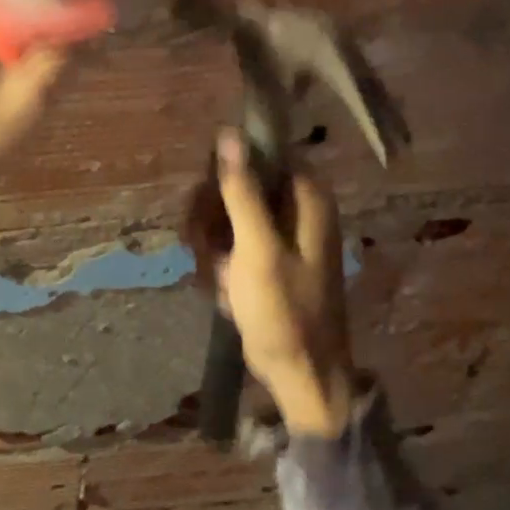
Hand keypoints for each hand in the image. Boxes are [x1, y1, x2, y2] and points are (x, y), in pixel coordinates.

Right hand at [212, 128, 356, 437]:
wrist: (301, 377)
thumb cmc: (285, 311)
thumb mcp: (257, 248)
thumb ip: (242, 190)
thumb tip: (229, 133)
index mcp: (307, 199)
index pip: (262, 153)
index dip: (229, 168)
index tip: (209, 196)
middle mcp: (296, 209)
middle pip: (237, 182)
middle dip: (212, 213)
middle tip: (203, 241)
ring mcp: (280, 236)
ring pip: (227, 212)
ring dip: (211, 241)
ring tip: (214, 272)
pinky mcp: (265, 259)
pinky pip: (230, 241)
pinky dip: (220, 261)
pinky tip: (221, 286)